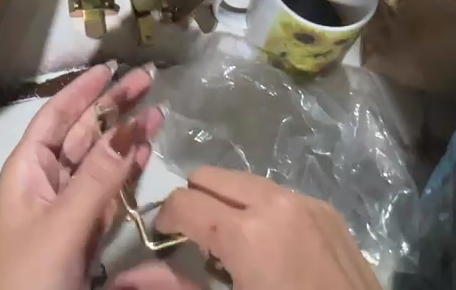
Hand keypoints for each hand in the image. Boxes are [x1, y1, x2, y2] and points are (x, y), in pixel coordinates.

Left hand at [0, 64, 162, 289]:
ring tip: (157, 111)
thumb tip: (128, 127)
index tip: (111, 67)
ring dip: (127, 138)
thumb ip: (96, 179)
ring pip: (100, 165)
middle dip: (113, 107)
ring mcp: (66, 214)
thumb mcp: (60, 226)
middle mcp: (46, 184)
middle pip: (82, 135)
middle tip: (148, 79)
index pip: (55, 116)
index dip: (82, 90)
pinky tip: (146, 156)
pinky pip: (110, 199)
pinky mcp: (85, 244)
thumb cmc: (26, 278)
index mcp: (27, 170)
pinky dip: (129, 178)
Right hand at [113, 167, 378, 289]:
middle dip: (194, 203)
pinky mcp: (329, 211)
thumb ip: (177, 285)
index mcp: (247, 232)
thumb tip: (126, 275)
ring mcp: (306, 202)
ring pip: (243, 181)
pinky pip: (277, 194)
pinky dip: (261, 210)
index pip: (182, 201)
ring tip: (232, 249)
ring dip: (227, 204)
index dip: (164, 220)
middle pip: (209, 176)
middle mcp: (275, 202)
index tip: (162, 244)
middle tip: (194, 244)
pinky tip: (270, 250)